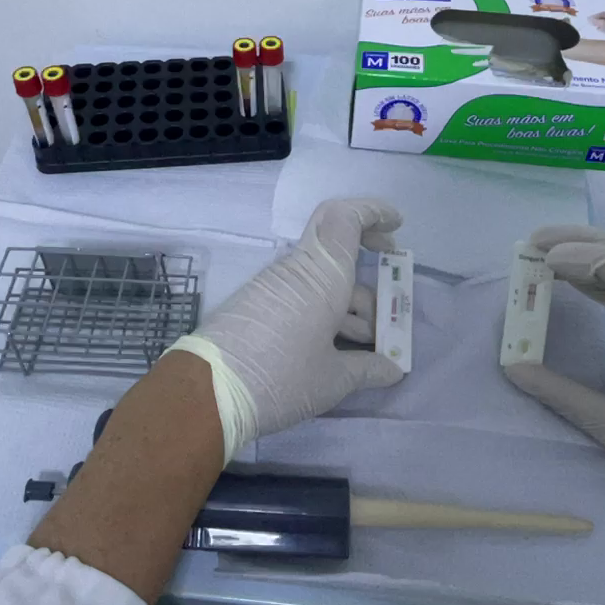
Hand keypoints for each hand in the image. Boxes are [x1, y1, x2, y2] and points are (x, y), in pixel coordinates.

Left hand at [171, 199, 406, 460]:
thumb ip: (367, 369)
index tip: (397, 227)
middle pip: (336, 248)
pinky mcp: (257, 304)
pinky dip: (326, 312)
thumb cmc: (281, 377)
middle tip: (389, 294)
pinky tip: (338, 349)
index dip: (373, 213)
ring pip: (322, 279)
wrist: (208, 392)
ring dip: (349, 303)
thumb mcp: (333, 380)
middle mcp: (297, 270)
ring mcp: (273, 286)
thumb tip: (393, 369)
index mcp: (322, 275)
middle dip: (367, 265)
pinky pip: (302, 295)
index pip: (345, 218)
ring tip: (370, 346)